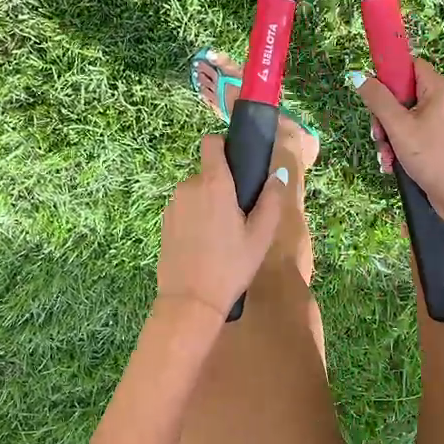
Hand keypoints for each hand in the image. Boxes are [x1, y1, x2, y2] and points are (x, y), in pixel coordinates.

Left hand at [156, 135, 289, 317]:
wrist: (190, 301)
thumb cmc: (231, 266)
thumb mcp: (260, 236)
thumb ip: (271, 201)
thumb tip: (279, 175)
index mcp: (214, 183)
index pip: (211, 142)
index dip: (224, 146)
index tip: (238, 164)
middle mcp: (189, 186)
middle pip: (207, 171)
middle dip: (222, 185)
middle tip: (239, 214)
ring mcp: (173, 203)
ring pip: (196, 191)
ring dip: (208, 202)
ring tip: (223, 234)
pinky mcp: (164, 221)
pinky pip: (185, 208)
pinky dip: (195, 217)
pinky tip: (205, 243)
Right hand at [351, 59, 443, 207]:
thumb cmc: (431, 155)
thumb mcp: (397, 126)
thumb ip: (377, 98)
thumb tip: (359, 76)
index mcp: (441, 88)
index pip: (410, 66)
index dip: (389, 79)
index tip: (376, 100)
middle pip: (408, 96)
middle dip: (387, 118)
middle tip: (380, 137)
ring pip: (413, 118)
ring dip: (394, 136)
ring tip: (388, 157)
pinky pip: (425, 133)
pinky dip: (409, 145)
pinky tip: (397, 164)